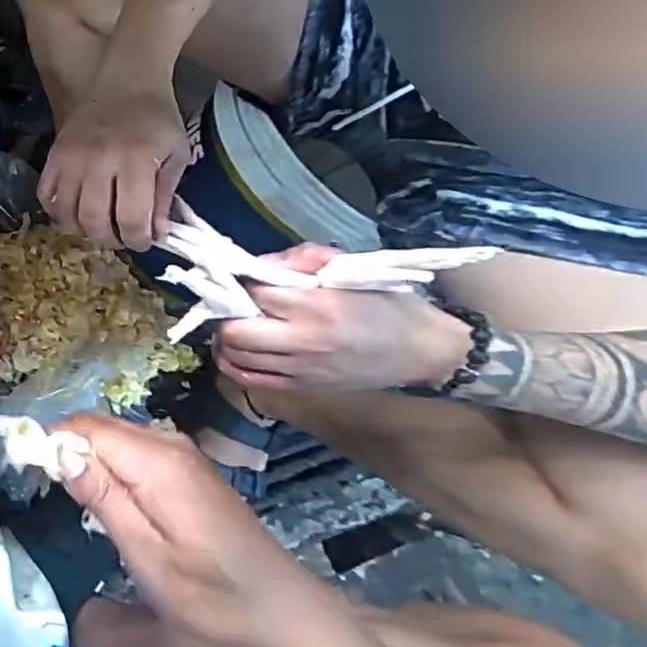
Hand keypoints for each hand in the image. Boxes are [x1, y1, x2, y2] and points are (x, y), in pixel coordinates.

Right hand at [38, 81, 190, 250]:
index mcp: (136, 161)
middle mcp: (99, 161)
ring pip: (68, 214)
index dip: (138, 239)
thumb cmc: (158, 118)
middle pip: (95, 221)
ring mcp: (72, 158)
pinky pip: (46, 195)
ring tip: (98, 228)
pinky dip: (57, 213)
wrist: (126, 80)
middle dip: (110, 240)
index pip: (131, 218)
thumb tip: (155, 234)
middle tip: (121, 238)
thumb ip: (165, 197)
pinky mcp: (55, 154)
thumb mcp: (176, 155)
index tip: (144, 241)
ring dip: (84, 231)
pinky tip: (75, 213)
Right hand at [55, 416, 326, 646]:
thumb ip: (104, 499)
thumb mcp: (148, 557)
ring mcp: (181, 452)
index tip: (20, 462)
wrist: (281, 607)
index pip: (87, 427)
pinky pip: (135, 447)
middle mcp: (169, 444)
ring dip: (85, 453)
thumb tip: (61, 453)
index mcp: (158, 462)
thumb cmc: (211, 595)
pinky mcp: (187, 465)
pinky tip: (103, 493)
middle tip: (38, 482)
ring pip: (116, 434)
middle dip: (64, 444)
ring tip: (65, 492)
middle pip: (100, 425)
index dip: (50, 438)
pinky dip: (108, 460)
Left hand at [214, 244, 471, 394]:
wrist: (423, 352)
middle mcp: (302, 341)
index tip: (243, 277)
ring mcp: (299, 370)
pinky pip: (250, 381)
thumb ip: (305, 258)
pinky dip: (234, 364)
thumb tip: (262, 263)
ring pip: (236, 358)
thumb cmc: (388, 304)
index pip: (255, 292)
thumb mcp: (353, 269)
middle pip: (235, 330)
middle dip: (225, 313)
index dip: (243, 282)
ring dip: (224, 339)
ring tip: (232, 324)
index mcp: (316, 305)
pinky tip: (236, 350)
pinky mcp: (301, 388)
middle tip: (232, 303)